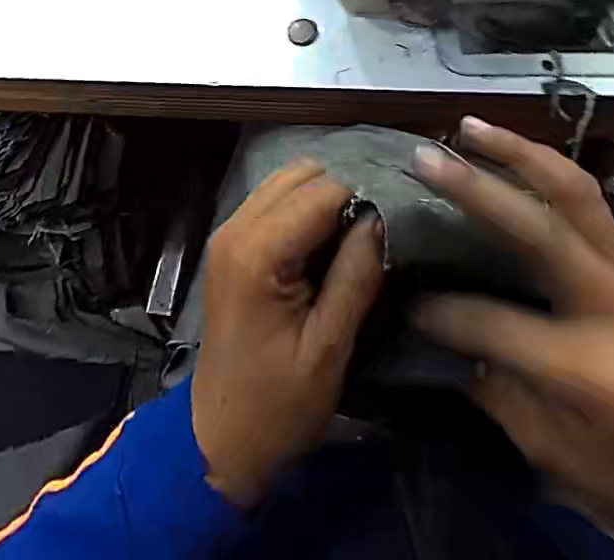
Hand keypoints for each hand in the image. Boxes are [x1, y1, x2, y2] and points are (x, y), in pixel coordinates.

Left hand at [192, 158, 384, 506]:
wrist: (218, 440)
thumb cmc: (277, 404)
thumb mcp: (329, 348)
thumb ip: (356, 275)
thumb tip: (383, 216)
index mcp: (257, 254)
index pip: (324, 192)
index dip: (365, 199)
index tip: (395, 222)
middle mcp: (236, 228)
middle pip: (305, 173)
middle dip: (346, 189)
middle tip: (378, 225)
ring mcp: (229, 232)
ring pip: (290, 178)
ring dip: (327, 194)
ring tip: (358, 228)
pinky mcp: (233, 242)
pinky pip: (277, 197)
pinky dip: (308, 205)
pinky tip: (331, 235)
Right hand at [414, 119, 613, 559]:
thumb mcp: (545, 447)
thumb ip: (489, 377)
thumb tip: (427, 316)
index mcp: (599, 371)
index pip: (505, 325)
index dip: (447, 313)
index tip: (405, 301)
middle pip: (546, 232)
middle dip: (480, 191)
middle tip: (428, 158)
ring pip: (578, 192)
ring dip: (521, 153)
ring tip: (472, 127)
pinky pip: (589, 198)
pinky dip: (546, 167)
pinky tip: (511, 150)